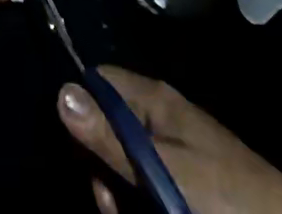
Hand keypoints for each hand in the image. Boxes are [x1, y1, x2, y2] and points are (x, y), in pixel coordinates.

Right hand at [58, 67, 281, 213]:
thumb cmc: (221, 190)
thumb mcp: (161, 168)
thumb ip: (110, 137)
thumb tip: (61, 92)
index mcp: (154, 97)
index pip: (99, 80)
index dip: (79, 109)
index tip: (76, 150)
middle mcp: (157, 113)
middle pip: (103, 125)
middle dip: (97, 165)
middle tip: (110, 200)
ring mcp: (167, 145)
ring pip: (117, 159)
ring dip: (113, 191)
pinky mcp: (175, 173)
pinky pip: (138, 179)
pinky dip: (132, 199)